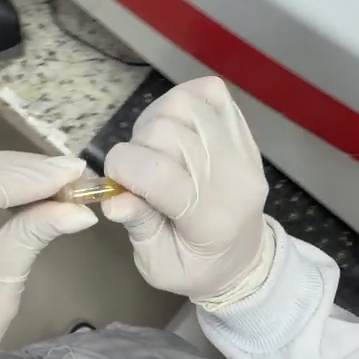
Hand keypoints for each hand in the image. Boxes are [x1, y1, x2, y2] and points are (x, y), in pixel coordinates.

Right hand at [102, 78, 272, 304]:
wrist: (245, 258)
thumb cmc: (197, 267)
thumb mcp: (160, 266)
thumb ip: (139, 228)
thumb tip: (113, 199)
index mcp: (211, 218)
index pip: (158, 173)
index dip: (121, 169)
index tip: (115, 183)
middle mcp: (232, 176)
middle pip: (167, 133)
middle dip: (137, 149)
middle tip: (139, 174)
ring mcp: (242, 148)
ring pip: (183, 105)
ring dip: (156, 123)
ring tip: (155, 150)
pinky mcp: (242, 130)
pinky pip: (209, 91)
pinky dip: (182, 102)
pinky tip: (175, 129)